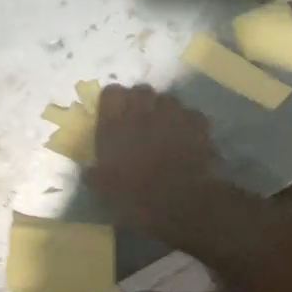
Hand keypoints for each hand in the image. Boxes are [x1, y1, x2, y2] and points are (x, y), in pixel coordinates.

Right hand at [87, 84, 226, 237]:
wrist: (183, 202)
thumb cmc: (135, 196)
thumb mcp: (101, 188)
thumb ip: (94, 171)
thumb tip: (91, 168)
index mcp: (114, 125)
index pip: (111, 92)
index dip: (112, 101)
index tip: (112, 115)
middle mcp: (143, 112)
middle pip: (140, 90)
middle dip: (138, 102)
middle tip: (136, 122)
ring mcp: (174, 114)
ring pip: (166, 99)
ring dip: (162, 109)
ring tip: (162, 128)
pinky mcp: (199, 124)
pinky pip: (189, 113)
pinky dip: (185, 122)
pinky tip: (184, 138)